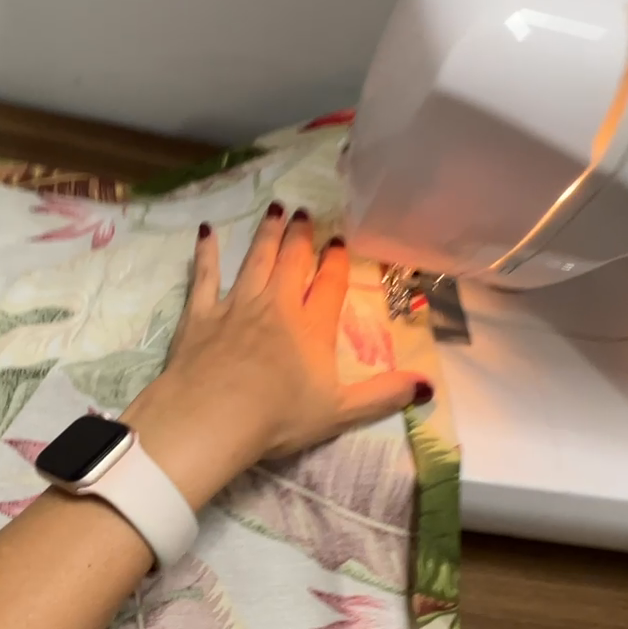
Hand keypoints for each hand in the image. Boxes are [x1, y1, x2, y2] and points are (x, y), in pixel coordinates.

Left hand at [122, 202, 430, 507]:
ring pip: (255, 260)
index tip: (338, 241)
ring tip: (275, 210)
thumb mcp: (340, 413)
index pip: (330, 285)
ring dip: (266, 235)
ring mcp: (236, 305)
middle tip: (305, 214)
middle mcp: (277, 306)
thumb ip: (382, 396)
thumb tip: (427, 385)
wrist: (214, 417)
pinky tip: (205, 231)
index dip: (336, 262)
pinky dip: (205, 252)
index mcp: (312, 328)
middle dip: (301, 237)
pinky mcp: (200, 313)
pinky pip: (204, 275)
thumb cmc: (279, 418)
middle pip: (292, 263)